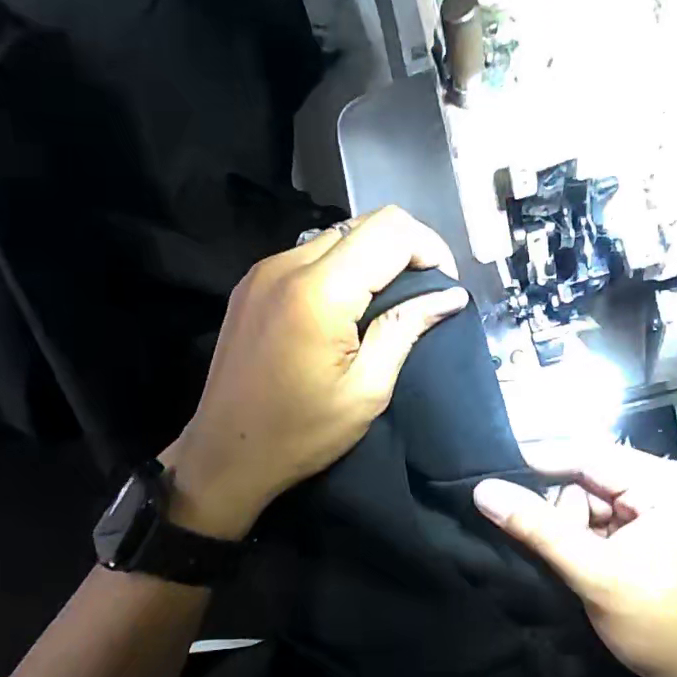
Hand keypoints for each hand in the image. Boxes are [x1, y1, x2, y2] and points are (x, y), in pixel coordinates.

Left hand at [165, 207, 467, 539]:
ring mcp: (263, 271)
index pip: (390, 230)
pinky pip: (310, 255)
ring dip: (373, 258)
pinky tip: (349, 308)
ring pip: (337, 235)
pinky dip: (342, 269)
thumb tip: (449, 296)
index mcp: (319, 292)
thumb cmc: (301, 433)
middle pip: (364, 223)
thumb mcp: (367, 389)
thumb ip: (405, 328)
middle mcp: (286, 265)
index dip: (430, 249)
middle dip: (406, 250)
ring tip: (389, 304)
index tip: (444, 289)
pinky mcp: (252, 284)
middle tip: (424, 295)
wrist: (227, 453)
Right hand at [472, 444, 676, 676]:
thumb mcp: (595, 574)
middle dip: (566, 512)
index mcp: (673, 483)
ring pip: (601, 504)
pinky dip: (592, 543)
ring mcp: (674, 512)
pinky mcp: (666, 535)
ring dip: (577, 531)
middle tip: (553, 550)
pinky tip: (584, 566)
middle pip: (596, 480)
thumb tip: (483, 490)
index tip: (491, 475)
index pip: (593, 456)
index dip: (540, 464)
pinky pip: (614, 524)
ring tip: (577, 568)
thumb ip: (538, 528)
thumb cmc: (663, 627)